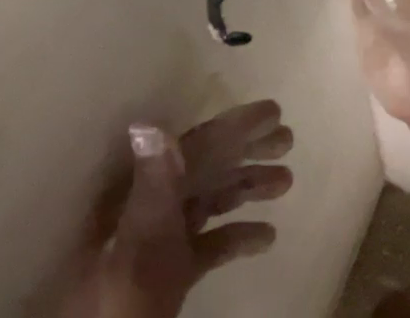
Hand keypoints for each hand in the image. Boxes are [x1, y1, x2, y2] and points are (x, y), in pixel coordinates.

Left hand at [58, 101, 294, 317]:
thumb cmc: (122, 297)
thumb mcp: (140, 238)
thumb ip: (151, 186)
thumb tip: (150, 125)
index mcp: (139, 192)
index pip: (193, 147)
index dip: (234, 127)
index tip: (274, 112)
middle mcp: (149, 207)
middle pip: (204, 168)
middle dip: (247, 151)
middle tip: (288, 140)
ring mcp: (161, 241)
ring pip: (208, 201)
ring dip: (247, 187)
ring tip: (286, 181)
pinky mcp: (170, 272)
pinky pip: (207, 243)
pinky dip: (236, 235)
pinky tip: (267, 236)